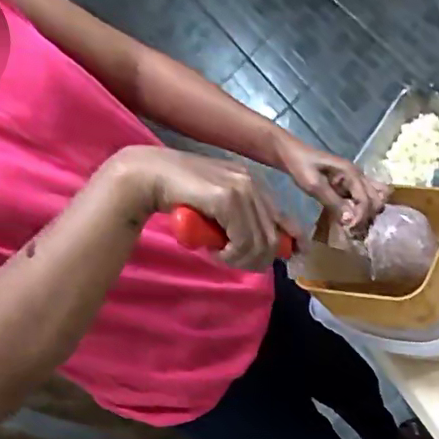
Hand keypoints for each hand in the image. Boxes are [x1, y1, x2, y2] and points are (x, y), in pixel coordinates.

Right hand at [112, 145, 296, 270]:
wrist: (146, 176)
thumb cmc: (181, 195)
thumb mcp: (221, 207)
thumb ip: (245, 218)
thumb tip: (276, 246)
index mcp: (255, 183)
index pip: (286, 221)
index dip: (292, 243)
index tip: (292, 258)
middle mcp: (253, 183)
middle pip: (272, 238)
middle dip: (256, 259)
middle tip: (231, 261)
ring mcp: (242, 188)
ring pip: (259, 244)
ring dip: (240, 260)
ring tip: (219, 256)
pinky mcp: (228, 198)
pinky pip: (243, 241)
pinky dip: (230, 255)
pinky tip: (214, 252)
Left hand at [276, 137, 390, 235]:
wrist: (291, 153)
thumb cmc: (300, 166)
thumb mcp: (313, 184)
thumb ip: (333, 202)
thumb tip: (350, 221)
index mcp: (351, 173)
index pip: (366, 200)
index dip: (360, 217)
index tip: (349, 229)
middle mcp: (359, 175)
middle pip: (377, 200)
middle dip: (367, 217)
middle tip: (353, 228)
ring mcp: (357, 180)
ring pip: (376, 199)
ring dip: (369, 214)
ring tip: (355, 224)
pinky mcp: (352, 185)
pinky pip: (367, 198)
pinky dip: (365, 209)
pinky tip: (354, 217)